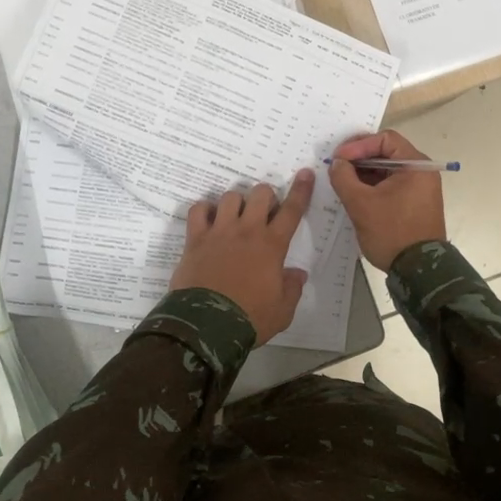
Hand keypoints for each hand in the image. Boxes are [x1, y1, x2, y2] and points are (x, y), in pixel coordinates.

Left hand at [169, 170, 315, 343]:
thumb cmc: (250, 318)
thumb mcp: (282, 310)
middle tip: (265, 213)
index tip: (305, 174)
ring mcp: (219, 232)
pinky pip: (198, 210)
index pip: (292, 210)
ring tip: (236, 217)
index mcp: (272, 245)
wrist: (207, 326)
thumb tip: (297, 274)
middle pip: (260, 194)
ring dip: (237, 203)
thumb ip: (292, 288)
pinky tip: (209, 219)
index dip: (301, 190)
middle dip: (266, 197)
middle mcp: (247, 231)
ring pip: (231, 197)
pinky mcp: (195, 239)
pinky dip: (205, 209)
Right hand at [329, 131, 447, 270]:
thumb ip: (344, 178)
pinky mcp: (414, 204)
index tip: (338, 158)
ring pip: (387, 171)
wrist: (418, 271)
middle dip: (359, 158)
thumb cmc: (392, 232)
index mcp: (416, 165)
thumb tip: (337, 163)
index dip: (358, 144)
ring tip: (341, 181)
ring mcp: (419, 189)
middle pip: (386, 153)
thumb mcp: (361, 204)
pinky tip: (354, 193)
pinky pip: (391, 186)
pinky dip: (372, 186)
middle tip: (336, 166)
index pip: (385, 139)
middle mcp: (422, 172)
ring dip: (363, 173)